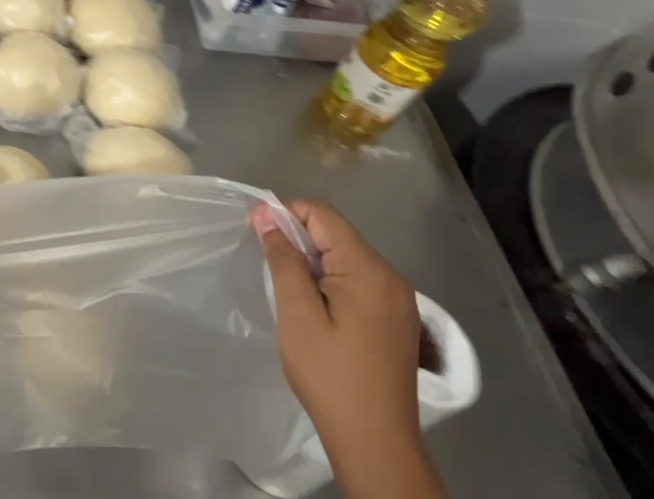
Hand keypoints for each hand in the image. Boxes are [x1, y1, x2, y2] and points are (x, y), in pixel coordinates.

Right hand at [252, 200, 423, 458]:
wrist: (375, 440)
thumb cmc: (329, 374)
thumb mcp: (297, 314)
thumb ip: (284, 259)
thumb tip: (267, 215)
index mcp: (370, 270)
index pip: (324, 215)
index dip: (286, 212)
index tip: (254, 230)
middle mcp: (391, 276)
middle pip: (338, 233)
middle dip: (298, 237)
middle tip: (266, 262)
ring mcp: (399, 300)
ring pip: (348, 257)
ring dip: (313, 260)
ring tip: (287, 287)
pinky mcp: (397, 319)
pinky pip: (359, 280)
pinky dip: (331, 279)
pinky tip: (314, 305)